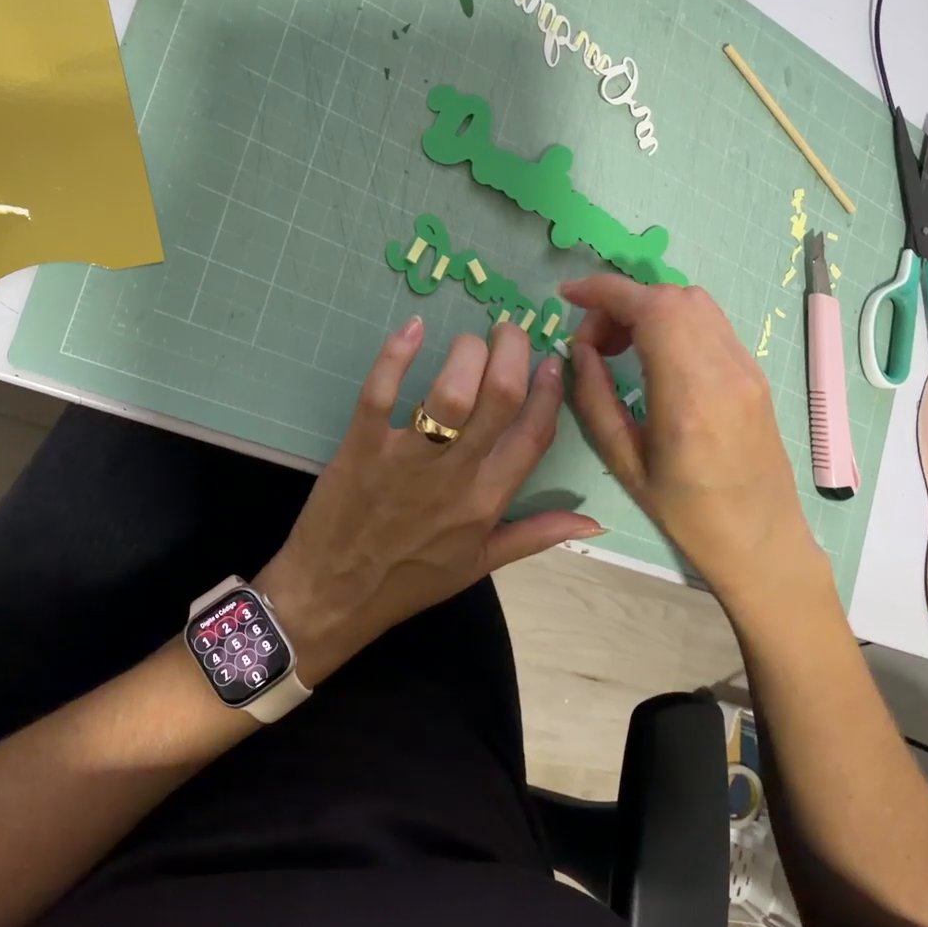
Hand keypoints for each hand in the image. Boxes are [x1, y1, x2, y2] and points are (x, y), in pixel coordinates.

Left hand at [257, 316, 600, 683]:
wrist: (334, 597)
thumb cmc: (408, 580)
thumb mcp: (479, 564)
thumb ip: (535, 534)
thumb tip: (593, 521)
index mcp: (489, 501)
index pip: (536, 432)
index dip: (550, 389)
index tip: (550, 360)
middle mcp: (457, 476)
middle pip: (501, 397)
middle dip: (512, 350)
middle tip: (505, 332)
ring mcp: (408, 460)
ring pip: (452, 393)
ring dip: (467, 353)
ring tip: (467, 340)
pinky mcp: (362, 448)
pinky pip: (381, 394)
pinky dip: (395, 356)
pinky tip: (412, 330)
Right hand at [559, 276, 826, 602]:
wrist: (762, 539)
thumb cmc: (687, 514)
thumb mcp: (624, 463)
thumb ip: (595, 398)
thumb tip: (577, 349)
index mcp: (688, 397)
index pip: (650, 309)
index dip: (605, 291)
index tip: (568, 295)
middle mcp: (724, 370)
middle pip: (672, 295)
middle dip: (622, 302)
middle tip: (592, 341)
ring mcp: (746, 367)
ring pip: (695, 302)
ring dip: (648, 308)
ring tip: (618, 346)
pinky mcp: (754, 372)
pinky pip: (710, 323)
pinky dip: (673, 321)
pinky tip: (652, 355)